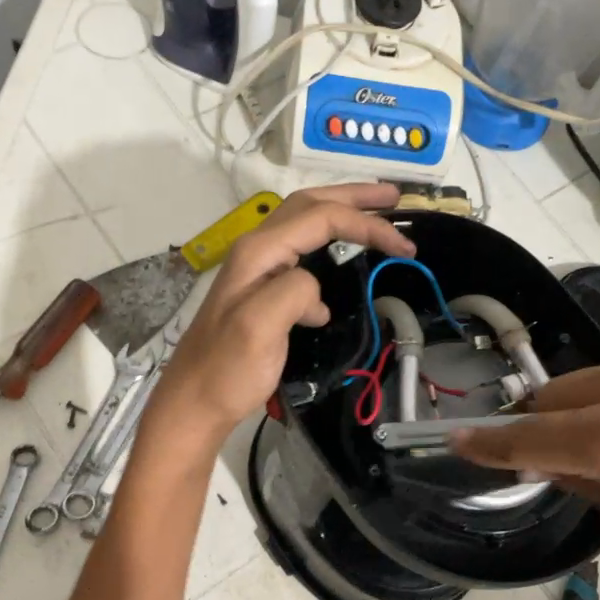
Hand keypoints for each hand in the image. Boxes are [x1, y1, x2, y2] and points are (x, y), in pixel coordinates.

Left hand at [151, 184, 415, 443]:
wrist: (195, 403)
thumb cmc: (227, 369)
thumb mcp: (258, 327)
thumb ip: (293, 291)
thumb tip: (317, 290)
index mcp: (259, 252)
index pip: (322, 217)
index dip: (366, 223)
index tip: (404, 246)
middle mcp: (257, 251)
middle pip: (311, 205)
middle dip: (355, 197)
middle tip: (395, 196)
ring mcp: (258, 271)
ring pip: (305, 225)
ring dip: (342, 214)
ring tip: (377, 214)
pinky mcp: (262, 293)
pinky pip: (301, 256)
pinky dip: (330, 248)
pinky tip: (344, 270)